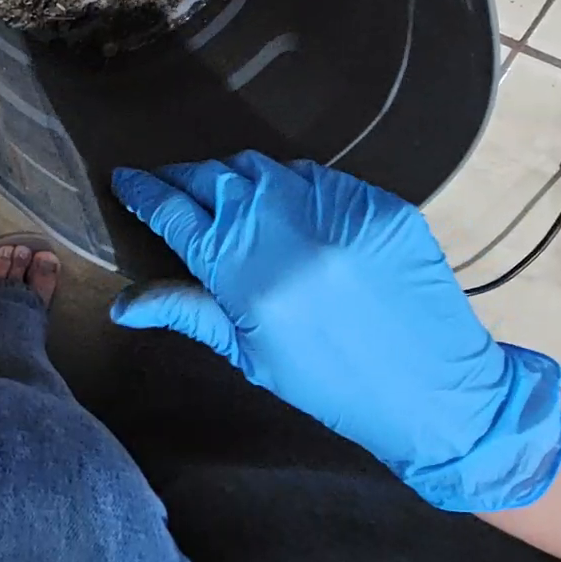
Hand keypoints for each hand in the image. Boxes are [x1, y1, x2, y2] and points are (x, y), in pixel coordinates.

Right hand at [109, 152, 560, 512]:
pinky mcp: (374, 202)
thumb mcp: (249, 355)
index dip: (142, 191)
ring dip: (230, 175)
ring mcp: (331, 210)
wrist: (441, 395)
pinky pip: (310, 173)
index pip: (174, 212)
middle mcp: (282, 231)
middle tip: (169, 185)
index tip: (124, 179)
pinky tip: (282, 202)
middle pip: (210, 178)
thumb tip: (119, 306)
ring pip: (256, 166)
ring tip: (224, 193)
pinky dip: (285, 181)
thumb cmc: (331, 384)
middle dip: (180, 176)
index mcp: (242, 275)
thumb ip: (185, 311)